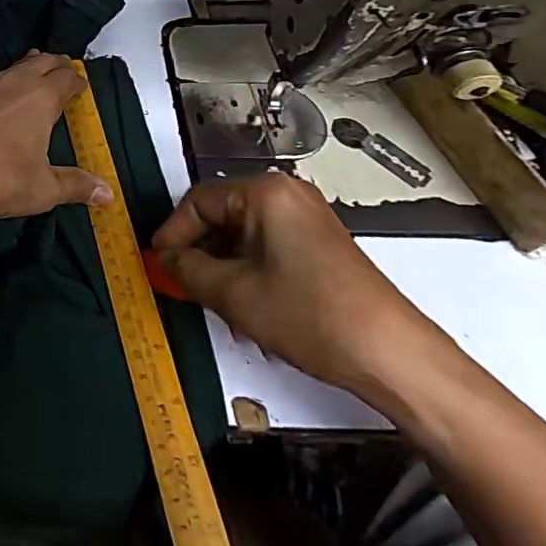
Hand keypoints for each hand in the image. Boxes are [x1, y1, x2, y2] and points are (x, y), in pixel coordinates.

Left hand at [0, 52, 111, 242]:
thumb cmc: (1, 180)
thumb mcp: (45, 188)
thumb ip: (76, 186)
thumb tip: (108, 195)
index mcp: (41, 97)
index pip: (66, 78)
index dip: (76, 81)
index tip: (82, 85)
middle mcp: (13, 84)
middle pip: (39, 63)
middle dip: (54, 64)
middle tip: (63, 68)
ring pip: (10, 69)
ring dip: (24, 69)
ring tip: (31, 71)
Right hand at [154, 173, 437, 390]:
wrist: (385, 352)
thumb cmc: (318, 316)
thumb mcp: (232, 293)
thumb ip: (187, 270)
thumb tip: (167, 260)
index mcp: (266, 193)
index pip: (198, 201)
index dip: (173, 234)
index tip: (159, 261)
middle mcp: (288, 196)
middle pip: (221, 216)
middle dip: (198, 253)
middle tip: (182, 284)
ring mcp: (306, 219)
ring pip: (242, 236)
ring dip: (222, 267)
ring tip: (217, 304)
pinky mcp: (317, 243)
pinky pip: (266, 248)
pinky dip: (247, 272)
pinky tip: (245, 307)